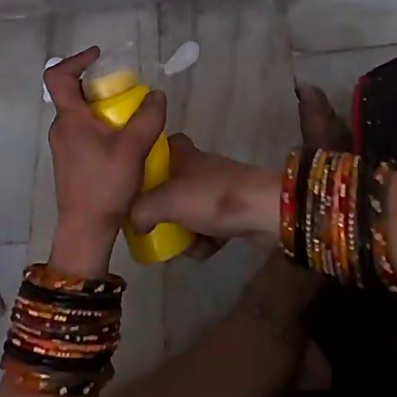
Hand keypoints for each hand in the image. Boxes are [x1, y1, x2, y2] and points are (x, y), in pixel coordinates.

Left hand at [42, 47, 166, 276]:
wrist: (86, 228)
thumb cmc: (105, 184)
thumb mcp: (133, 148)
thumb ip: (147, 117)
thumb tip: (156, 94)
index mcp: (69, 118)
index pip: (58, 76)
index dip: (76, 60)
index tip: (99, 56)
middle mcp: (60, 128)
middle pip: (72, 94)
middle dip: (97, 85)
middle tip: (124, 87)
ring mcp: (63, 146)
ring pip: (79, 115)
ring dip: (101, 108)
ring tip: (129, 114)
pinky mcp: (70, 161)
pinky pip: (83, 132)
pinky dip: (100, 126)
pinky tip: (123, 141)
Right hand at [127, 135, 278, 241]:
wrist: (265, 210)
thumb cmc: (211, 196)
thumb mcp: (165, 202)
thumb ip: (140, 212)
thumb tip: (131, 223)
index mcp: (183, 155)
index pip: (164, 145)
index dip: (151, 158)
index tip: (137, 179)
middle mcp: (201, 168)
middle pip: (174, 183)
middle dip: (164, 207)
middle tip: (153, 225)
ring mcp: (220, 189)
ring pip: (192, 208)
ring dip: (185, 229)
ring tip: (181, 247)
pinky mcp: (236, 209)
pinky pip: (212, 225)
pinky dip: (206, 239)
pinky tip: (203, 252)